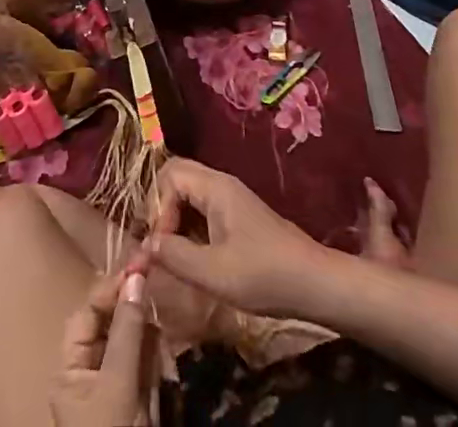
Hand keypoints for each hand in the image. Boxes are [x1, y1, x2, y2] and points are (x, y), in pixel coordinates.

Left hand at [51, 266, 158, 426]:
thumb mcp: (118, 383)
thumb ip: (127, 330)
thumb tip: (136, 276)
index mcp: (70, 367)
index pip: (87, 313)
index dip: (110, 287)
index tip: (139, 265)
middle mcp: (89, 369)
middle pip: (110, 322)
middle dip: (132, 305)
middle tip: (154, 280)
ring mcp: (114, 381)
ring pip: (131, 337)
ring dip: (148, 328)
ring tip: (162, 320)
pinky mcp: (136, 393)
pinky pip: (146, 358)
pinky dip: (156, 350)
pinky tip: (165, 349)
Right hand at [146, 158, 335, 317]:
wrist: (314, 282)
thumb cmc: (264, 275)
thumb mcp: (212, 272)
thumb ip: (174, 255)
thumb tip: (143, 247)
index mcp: (216, 188)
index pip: (170, 174)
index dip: (157, 206)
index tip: (162, 244)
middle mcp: (222, 185)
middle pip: (177, 178)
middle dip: (161, 209)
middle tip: (160, 246)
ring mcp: (232, 199)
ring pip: (189, 194)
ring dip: (174, 219)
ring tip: (171, 255)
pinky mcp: (238, 216)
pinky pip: (202, 208)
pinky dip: (189, 226)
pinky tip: (191, 256)